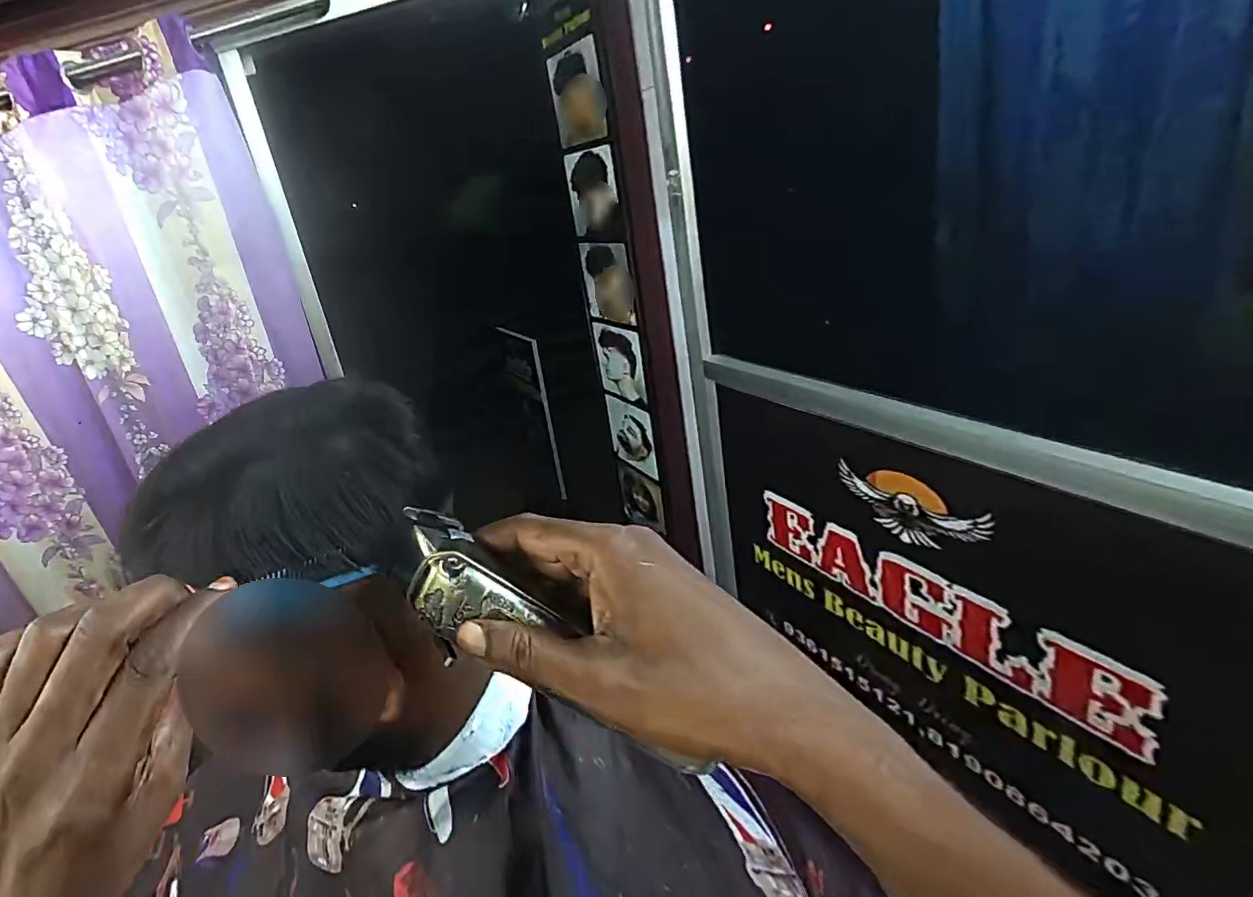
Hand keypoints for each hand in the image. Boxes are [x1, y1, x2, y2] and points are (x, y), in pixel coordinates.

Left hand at [0, 577, 224, 896]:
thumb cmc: (92, 869)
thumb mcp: (152, 816)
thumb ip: (175, 735)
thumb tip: (194, 655)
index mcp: (92, 782)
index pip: (147, 670)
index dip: (189, 620)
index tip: (214, 595)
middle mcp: (37, 752)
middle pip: (94, 638)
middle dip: (147, 597)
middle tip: (176, 591)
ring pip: (44, 635)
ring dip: (96, 608)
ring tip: (128, 612)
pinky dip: (29, 633)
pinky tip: (62, 638)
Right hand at [455, 515, 864, 774]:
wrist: (800, 722)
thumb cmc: (696, 694)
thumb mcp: (598, 680)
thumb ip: (526, 653)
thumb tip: (468, 632)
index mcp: (607, 550)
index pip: (525, 530)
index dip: (483, 545)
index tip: (452, 568)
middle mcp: (627, 545)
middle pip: (549, 548)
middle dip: (509, 577)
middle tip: (475, 609)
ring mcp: (652, 565)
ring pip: (576, 569)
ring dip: (542, 596)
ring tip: (512, 631)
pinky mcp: (668, 588)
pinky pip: (603, 584)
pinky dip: (574, 605)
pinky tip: (566, 640)